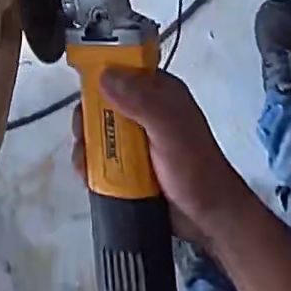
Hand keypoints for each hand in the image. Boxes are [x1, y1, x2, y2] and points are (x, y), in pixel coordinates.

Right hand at [72, 69, 259, 247]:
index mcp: (159, 92)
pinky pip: (101, 158)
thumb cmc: (194, 167)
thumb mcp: (169, 127)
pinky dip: (90, 164)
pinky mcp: (128, 167)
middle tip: (83, 134)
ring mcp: (136, 140)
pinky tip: (88, 175)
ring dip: (87, 144)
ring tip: (85, 161)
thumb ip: (140, 100)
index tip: (84, 91)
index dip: (101, 75)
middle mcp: (145, 111)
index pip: (125, 71)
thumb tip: (105, 75)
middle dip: (88, 117)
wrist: (208, 219)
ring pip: (99, 131)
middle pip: (105, 103)